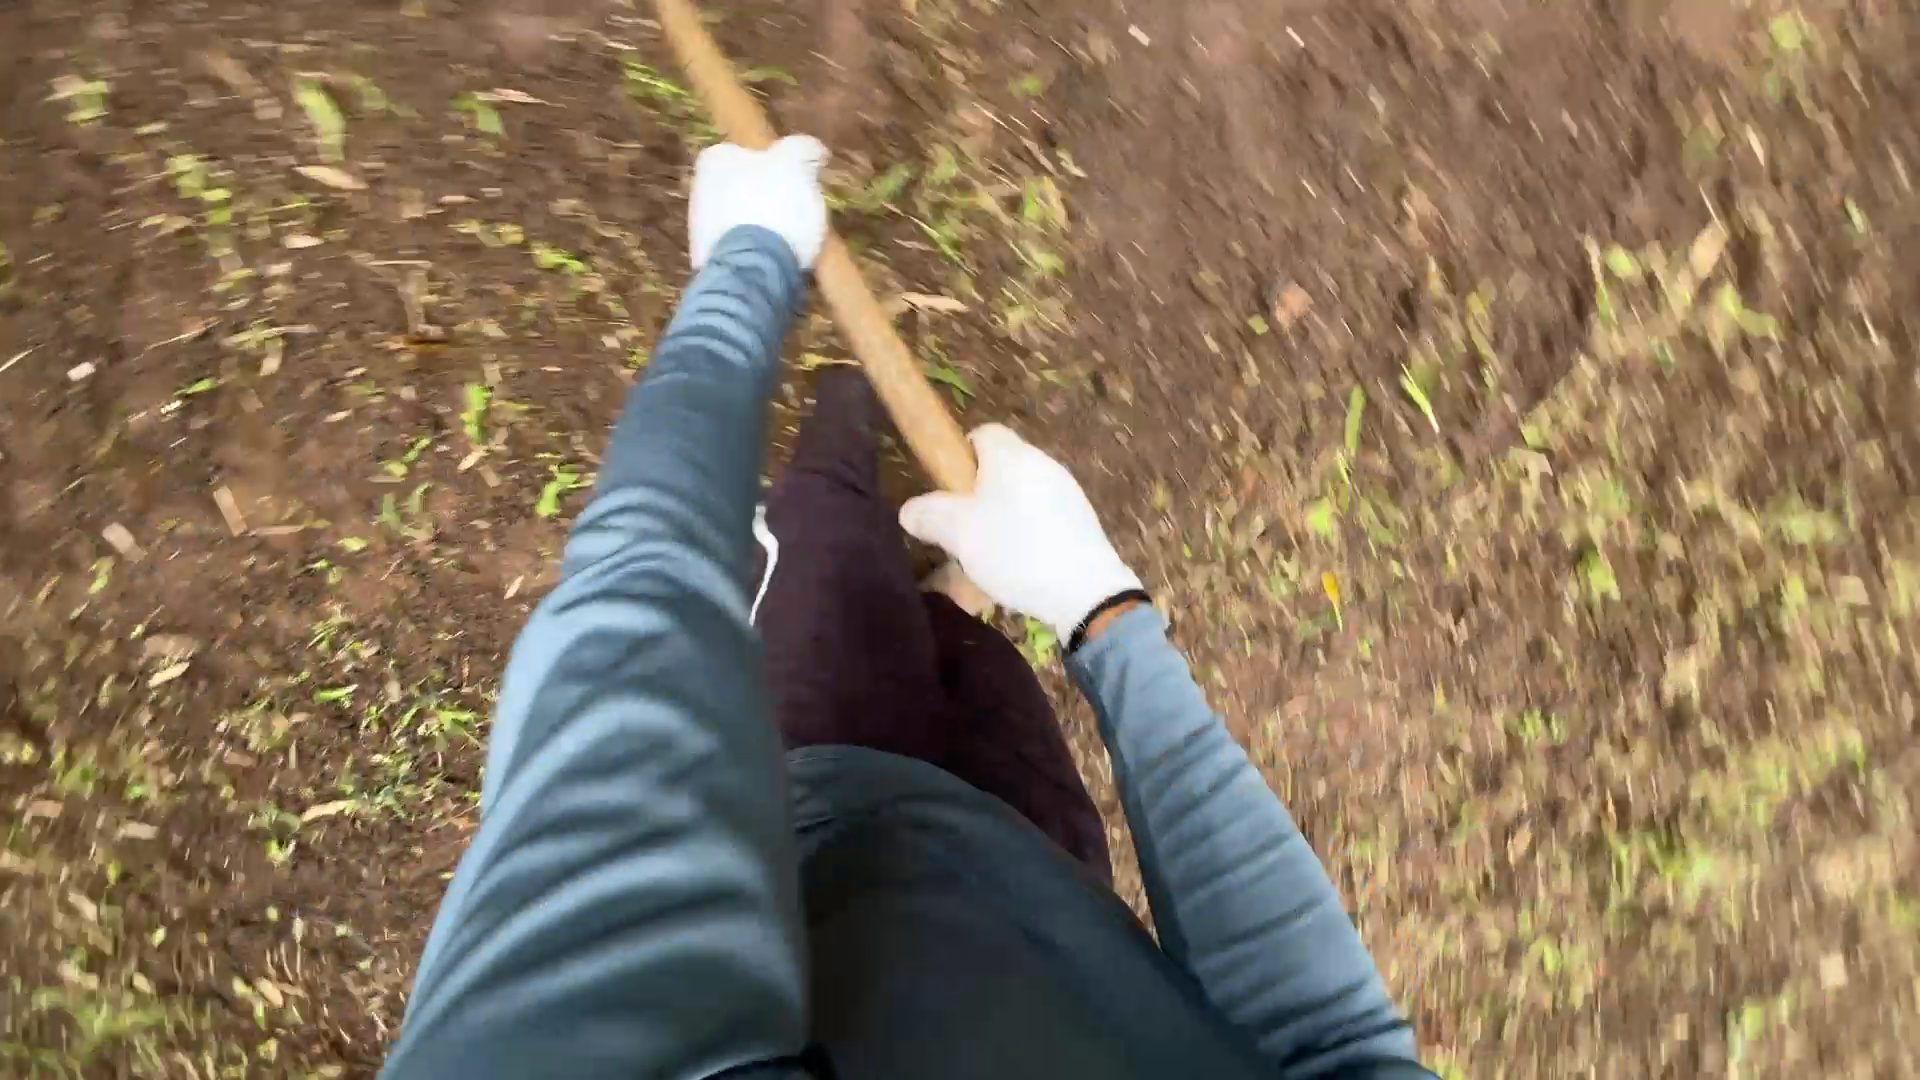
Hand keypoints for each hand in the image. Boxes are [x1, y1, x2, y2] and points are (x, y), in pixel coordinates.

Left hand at [689, 136, 829, 269]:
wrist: (753, 270)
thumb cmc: (776, 208)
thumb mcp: (798, 166)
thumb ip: (803, 150)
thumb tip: (813, 148)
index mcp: (717, 157)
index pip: (749, 156)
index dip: (777, 171)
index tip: (797, 187)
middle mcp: (701, 188)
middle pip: (744, 191)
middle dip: (766, 202)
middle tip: (796, 218)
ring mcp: (701, 229)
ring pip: (740, 224)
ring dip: (761, 232)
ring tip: (789, 249)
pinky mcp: (711, 265)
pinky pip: (741, 254)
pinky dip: (756, 257)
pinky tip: (775, 266)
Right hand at [900, 425, 1141, 638]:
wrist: (1086, 591)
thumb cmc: (1016, 551)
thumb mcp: (959, 534)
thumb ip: (929, 516)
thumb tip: (910, 510)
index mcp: (1011, 456)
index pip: (982, 432)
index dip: (960, 456)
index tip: (949, 490)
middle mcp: (1042, 463)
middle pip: (1000, 467)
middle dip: (977, 495)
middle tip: (963, 530)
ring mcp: (1066, 492)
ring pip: (1020, 496)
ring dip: (1000, 519)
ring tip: (988, 556)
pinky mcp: (1080, 520)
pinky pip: (1041, 518)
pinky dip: (1026, 534)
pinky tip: (1020, 568)